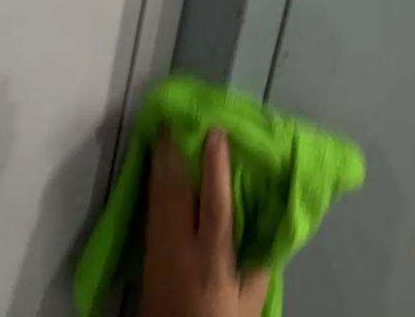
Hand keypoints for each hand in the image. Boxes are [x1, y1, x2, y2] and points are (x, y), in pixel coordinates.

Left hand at [142, 129, 270, 316]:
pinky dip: (154, 181)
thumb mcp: (250, 301)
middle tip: (177, 117)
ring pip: (159, 195)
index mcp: (213, 259)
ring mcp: (160, 249)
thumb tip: (267, 220)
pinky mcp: (147, 253)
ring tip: (164, 129)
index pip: (214, 205)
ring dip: (161, 160)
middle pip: (176, 192)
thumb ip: (258, 262)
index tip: (216, 132)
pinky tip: (156, 165)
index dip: (216, 168)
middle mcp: (182, 247)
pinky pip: (151, 208)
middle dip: (175, 152)